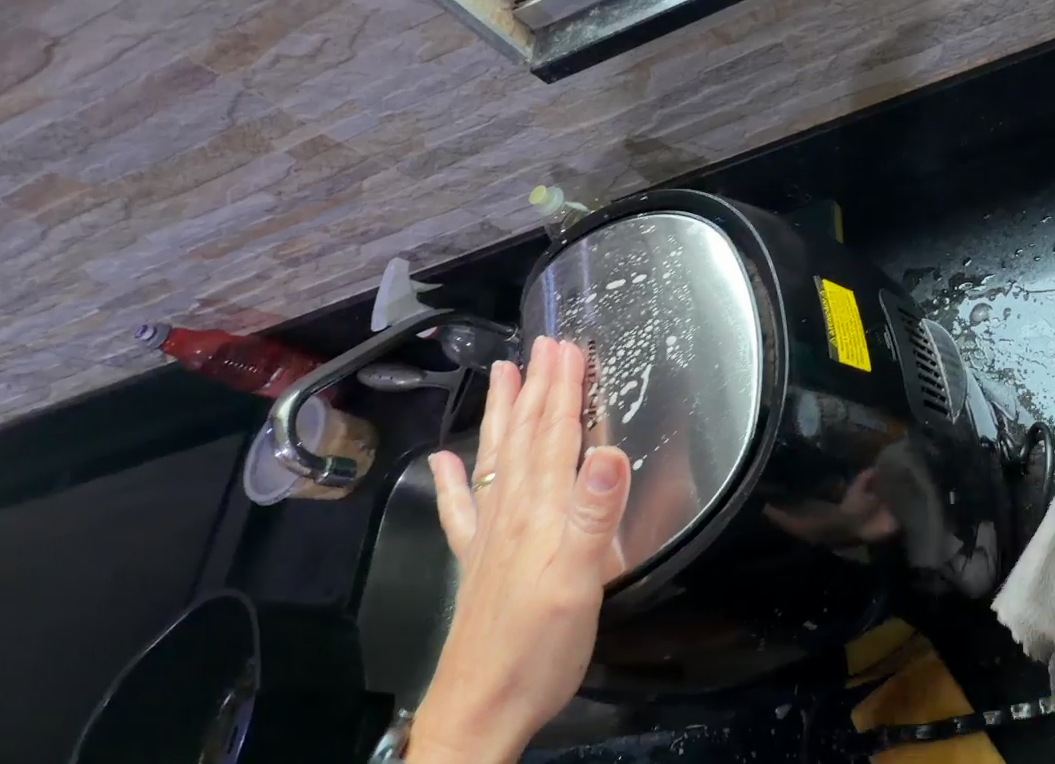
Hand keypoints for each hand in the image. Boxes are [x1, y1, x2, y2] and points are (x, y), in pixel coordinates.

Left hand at [406, 337, 631, 763]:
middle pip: (525, 437)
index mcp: (541, 512)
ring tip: (500, 374)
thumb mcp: (581, 582)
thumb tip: (610, 452)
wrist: (479, 710)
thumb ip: (593, 516)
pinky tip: (444, 461)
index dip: (563, 389)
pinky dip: (453, 480)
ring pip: (497, 460)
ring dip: (502, 414)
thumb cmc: (539, 647)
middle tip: (542, 344)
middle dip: (536, 387)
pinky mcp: (477, 563)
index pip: (554, 436)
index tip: (569, 347)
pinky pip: (463, 510)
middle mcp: (511, 513)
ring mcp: (489, 537)